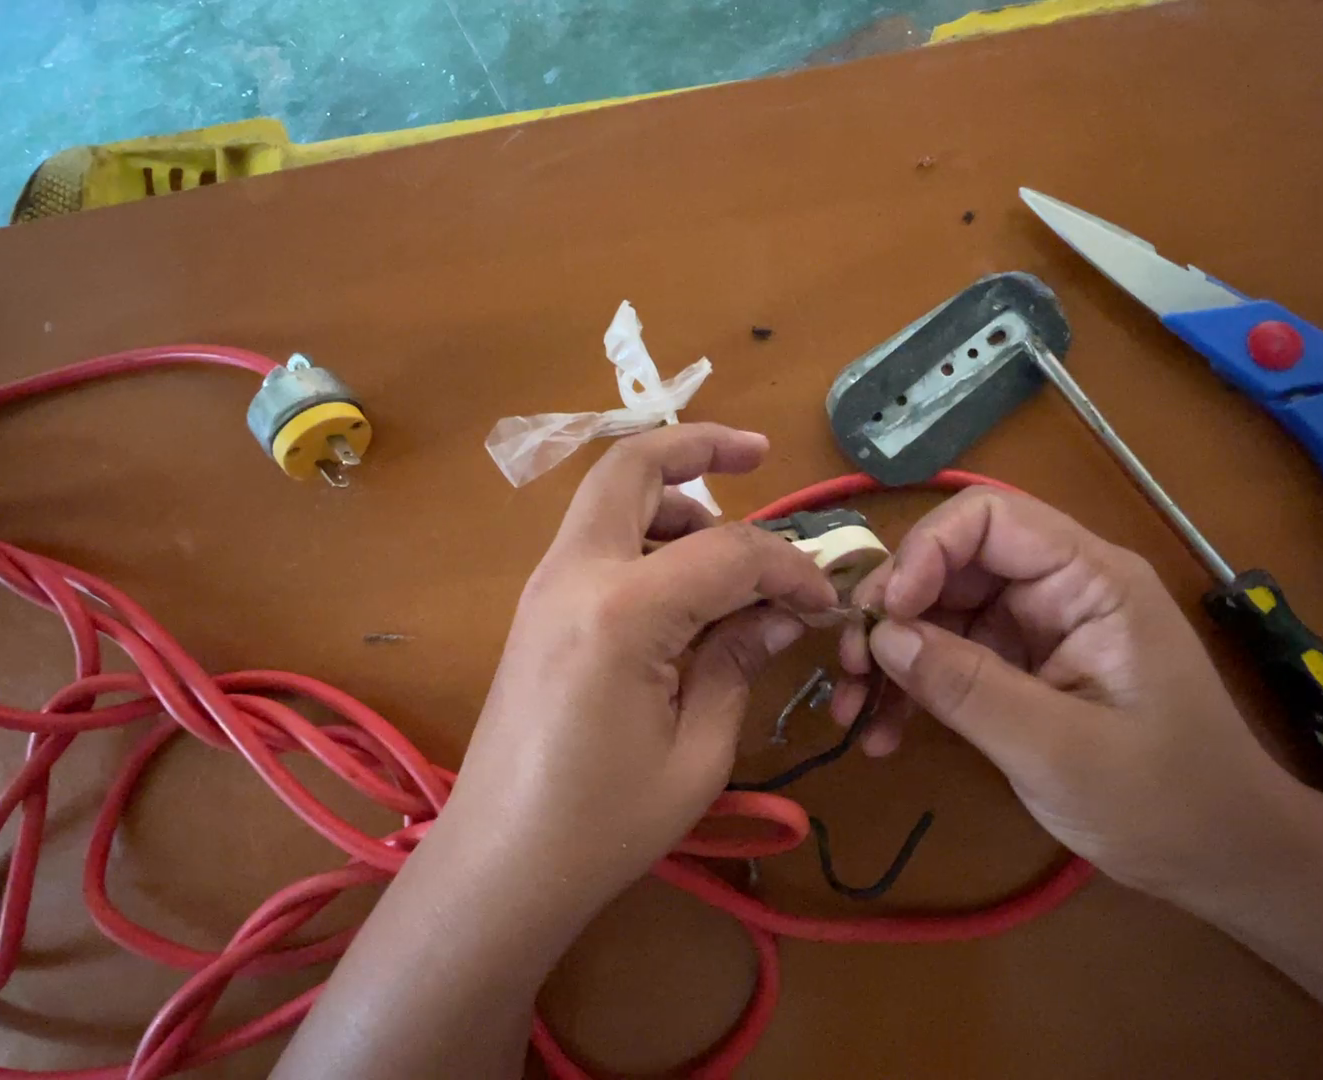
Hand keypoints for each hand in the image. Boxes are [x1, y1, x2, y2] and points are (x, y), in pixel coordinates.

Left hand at [440, 423, 836, 911]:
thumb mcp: (699, 750)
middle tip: (758, 452)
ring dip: (670, 496)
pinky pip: (595, 539)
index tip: (822, 598)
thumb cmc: (604, 824)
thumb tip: (785, 608)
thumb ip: (740, 659)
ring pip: (608, 497)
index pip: (727, 551)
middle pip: (631, 466)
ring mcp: (545, 586)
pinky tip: (681, 582)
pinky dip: (642, 533)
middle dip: (697, 443)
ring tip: (727, 545)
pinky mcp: (537, 608)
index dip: (787, 567)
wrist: (499, 863)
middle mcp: (573, 574)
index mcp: (621, 611)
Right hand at [832, 486, 1307, 899]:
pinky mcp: (1016, 667)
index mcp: (1088, 580)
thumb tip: (881, 635)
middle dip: (890, 611)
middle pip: (948, 564)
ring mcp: (1032, 628)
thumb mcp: (1058, 749)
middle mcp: (1055, 589)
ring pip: (934, 613)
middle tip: (850, 667)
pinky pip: (945, 658)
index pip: (987, 518)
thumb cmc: (1166, 802)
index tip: (886, 615)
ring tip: (852, 712)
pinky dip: (908, 690)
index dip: (924, 552)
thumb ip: (967, 686)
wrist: (1224, 862)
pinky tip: (883, 734)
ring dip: (887, 657)